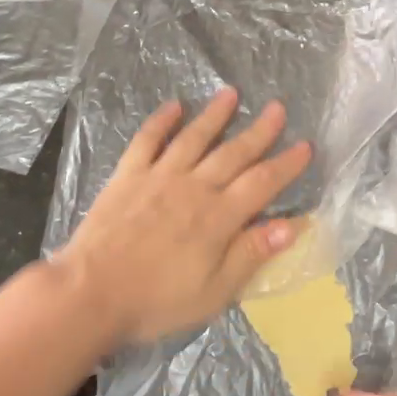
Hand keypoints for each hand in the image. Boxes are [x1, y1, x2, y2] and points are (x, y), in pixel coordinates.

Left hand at [58, 87, 312, 345]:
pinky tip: (173, 106)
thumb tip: (293, 225)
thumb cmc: (156, 301)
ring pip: (194, 138)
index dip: (286, 165)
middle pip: (233, 153)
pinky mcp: (127, 175)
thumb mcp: (214, 291)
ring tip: (231, 94)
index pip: (262, 184)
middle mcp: (194, 188)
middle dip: (259, 131)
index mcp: (218, 218)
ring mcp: (159, 177)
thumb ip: (251, 254)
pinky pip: (147, 140)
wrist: (90, 293)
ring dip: (214, 115)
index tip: (306, 146)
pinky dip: (161, 121)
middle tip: (277, 108)